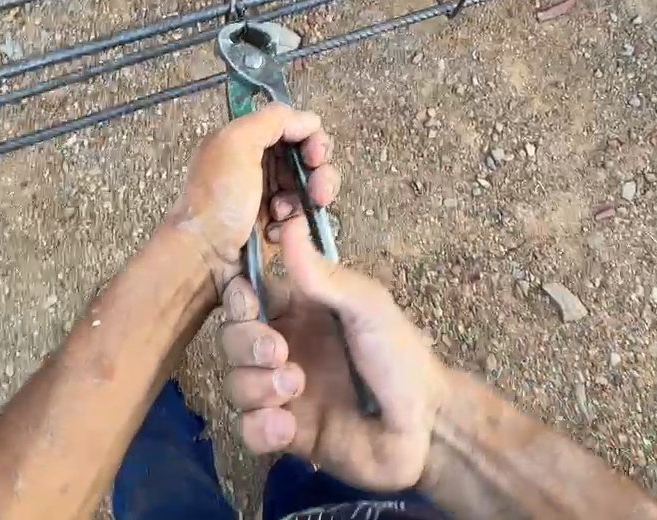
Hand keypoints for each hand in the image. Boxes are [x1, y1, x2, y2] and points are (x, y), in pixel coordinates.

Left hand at [163, 104, 335, 289]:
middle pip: (308, 155)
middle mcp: (258, 161)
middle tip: (318, 191)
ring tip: (286, 213)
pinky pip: (301, 214)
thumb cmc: (219, 197)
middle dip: (319, 171)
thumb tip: (309, 120)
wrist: (203, 255)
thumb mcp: (237, 143)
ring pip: (310, 185)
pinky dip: (296, 220)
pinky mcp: (275, 222)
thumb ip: (273, 120)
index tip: (315, 156)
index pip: (294, 125)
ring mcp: (268, 193)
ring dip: (308, 198)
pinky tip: (279, 229)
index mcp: (246, 137)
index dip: (310, 137)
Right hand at [217, 209, 446, 491]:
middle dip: (245, 344)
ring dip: (255, 386)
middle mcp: (282, 345)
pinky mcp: (285, 434)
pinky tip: (289, 428)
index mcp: (297, 309)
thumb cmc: (398, 354)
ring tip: (296, 389)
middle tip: (279, 353)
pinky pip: (246, 430)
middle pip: (230, 338)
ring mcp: (281, 391)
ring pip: (233, 383)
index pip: (245, 294)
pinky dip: (260, 428)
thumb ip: (323, 274)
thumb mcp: (365, 305)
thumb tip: (289, 223)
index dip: (236, 298)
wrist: (425, 428)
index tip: (248, 302)